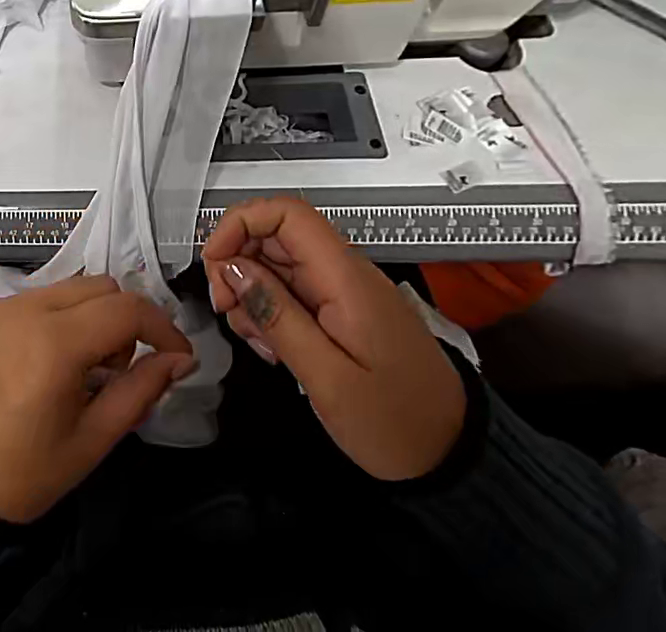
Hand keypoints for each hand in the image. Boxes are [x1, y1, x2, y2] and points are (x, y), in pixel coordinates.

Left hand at [0, 276, 195, 522]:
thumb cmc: (21, 473)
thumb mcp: (92, 440)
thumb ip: (141, 390)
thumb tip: (180, 360)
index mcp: (53, 344)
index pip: (127, 310)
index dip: (163, 328)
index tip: (177, 355)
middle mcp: (25, 309)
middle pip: (102, 287)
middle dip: (125, 321)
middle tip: (118, 370)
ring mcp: (0, 306)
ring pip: (71, 287)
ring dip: (93, 315)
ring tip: (84, 366)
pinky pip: (39, 296)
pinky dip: (60, 316)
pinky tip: (50, 359)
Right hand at [203, 196, 466, 480]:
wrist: (451, 452)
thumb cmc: (394, 421)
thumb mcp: (327, 377)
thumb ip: (276, 316)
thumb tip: (232, 267)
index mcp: (344, 277)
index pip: (286, 213)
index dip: (240, 223)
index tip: (215, 266)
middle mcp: (341, 271)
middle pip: (273, 235)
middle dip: (235, 264)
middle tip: (227, 311)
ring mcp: (339, 289)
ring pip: (274, 263)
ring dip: (249, 292)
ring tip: (257, 340)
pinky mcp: (336, 308)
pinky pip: (288, 290)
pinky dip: (267, 311)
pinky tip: (272, 347)